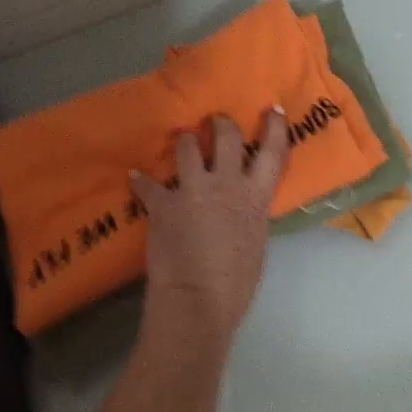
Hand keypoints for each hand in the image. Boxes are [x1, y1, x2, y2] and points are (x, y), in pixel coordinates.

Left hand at [130, 108, 288, 351]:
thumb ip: (250, 214)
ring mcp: (192, 190)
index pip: (273, 151)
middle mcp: (227, 183)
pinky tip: (135, 178)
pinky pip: (148, 184)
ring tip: (181, 140)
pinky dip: (142, 181)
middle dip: (220, 123)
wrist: (198, 302)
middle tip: (216, 120)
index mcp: (256, 197)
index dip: (275, 127)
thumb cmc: (236, 283)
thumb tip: (244, 205)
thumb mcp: (255, 241)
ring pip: (187, 147)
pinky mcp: (163, 204)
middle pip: (227, 136)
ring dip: (184, 141)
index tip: (273, 109)